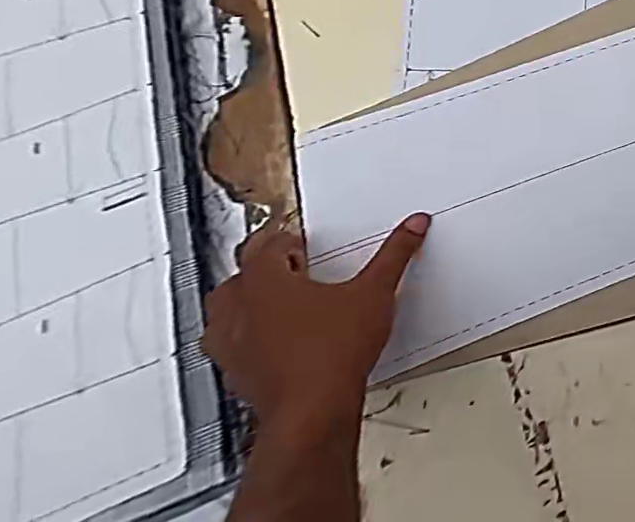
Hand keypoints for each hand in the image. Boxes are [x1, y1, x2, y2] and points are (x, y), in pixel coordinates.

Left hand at [204, 214, 429, 434]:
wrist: (314, 408)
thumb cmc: (333, 352)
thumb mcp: (376, 291)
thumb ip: (395, 254)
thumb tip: (412, 227)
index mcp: (267, 287)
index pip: (261, 250)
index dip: (280, 239)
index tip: (296, 238)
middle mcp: (241, 315)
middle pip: (235, 281)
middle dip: (259, 269)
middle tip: (286, 264)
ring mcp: (234, 348)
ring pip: (222, 316)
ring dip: (244, 303)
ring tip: (274, 299)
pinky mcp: (238, 374)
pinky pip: (229, 347)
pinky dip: (247, 336)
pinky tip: (274, 339)